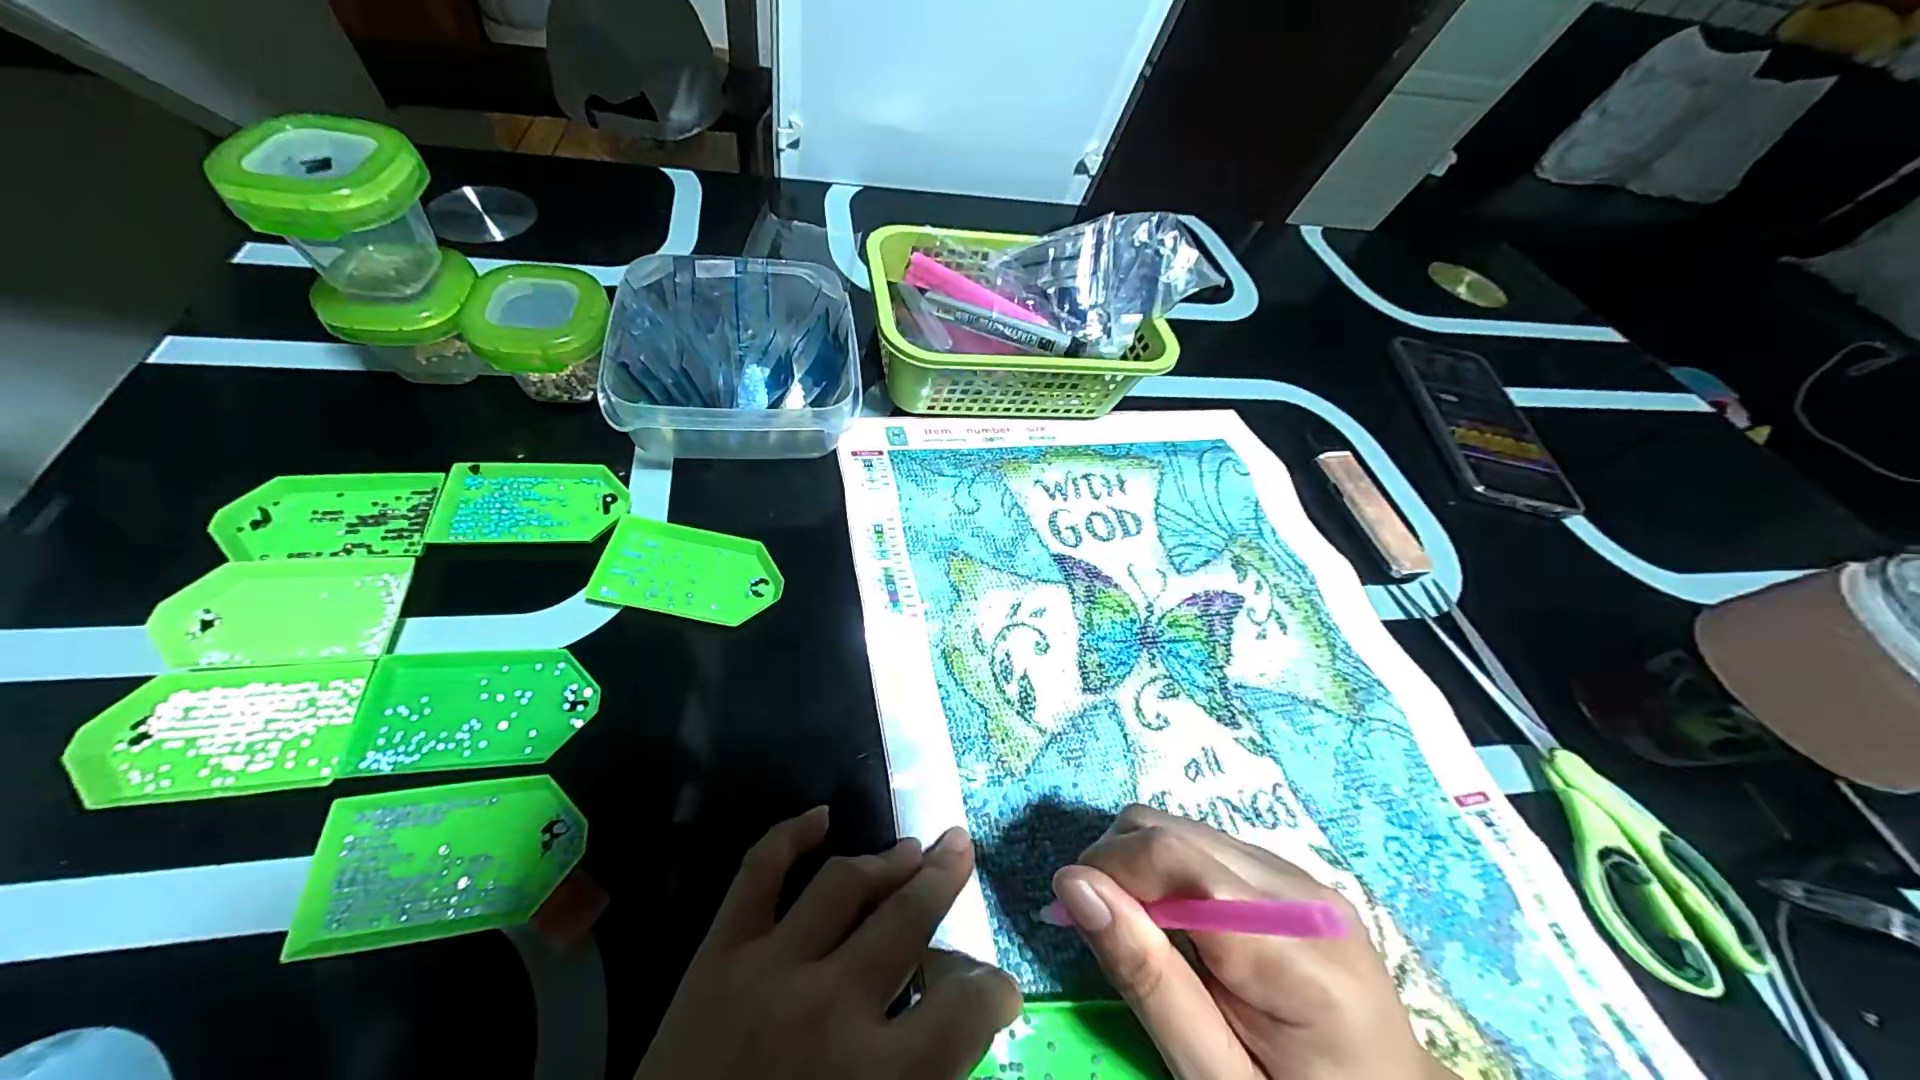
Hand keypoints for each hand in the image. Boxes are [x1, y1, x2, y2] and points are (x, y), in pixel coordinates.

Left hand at [635, 807, 1022, 1079]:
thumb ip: (923, 1075)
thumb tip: (956, 1022)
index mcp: (877, 1076)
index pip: (966, 1007)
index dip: (993, 991)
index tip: (995, 988)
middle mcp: (830, 1006)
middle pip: (908, 918)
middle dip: (945, 876)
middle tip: (960, 846)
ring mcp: (769, 969)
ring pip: (844, 885)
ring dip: (886, 859)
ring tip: (911, 847)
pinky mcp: (717, 955)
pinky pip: (757, 873)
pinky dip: (789, 835)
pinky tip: (820, 816)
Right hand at [1051, 805, 1446, 1079]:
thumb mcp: (1215, 1077)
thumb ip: (1146, 976)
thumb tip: (1072, 883)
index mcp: (1295, 951)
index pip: (1174, 858)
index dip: (1106, 869)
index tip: (1065, 914)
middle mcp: (1302, 892)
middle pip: (1173, 829)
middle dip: (1115, 864)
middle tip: (1103, 932)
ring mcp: (1303, 879)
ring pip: (1183, 829)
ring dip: (1141, 867)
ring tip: (1141, 937)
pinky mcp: (1294, 880)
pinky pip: (1207, 847)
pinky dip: (1170, 874)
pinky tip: (1177, 928)